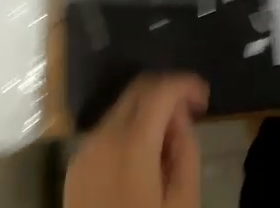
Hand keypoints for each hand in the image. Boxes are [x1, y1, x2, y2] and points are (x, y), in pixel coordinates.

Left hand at [64, 73, 209, 207]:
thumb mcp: (183, 202)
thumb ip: (186, 150)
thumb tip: (180, 119)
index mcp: (132, 143)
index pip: (160, 89)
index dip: (186, 84)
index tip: (205, 98)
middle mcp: (102, 137)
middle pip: (138, 91)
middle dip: (167, 94)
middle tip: (192, 115)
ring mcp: (84, 152)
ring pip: (121, 111)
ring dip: (148, 114)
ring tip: (169, 145)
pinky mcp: (74, 169)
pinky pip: (105, 134)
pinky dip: (128, 132)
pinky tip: (144, 159)